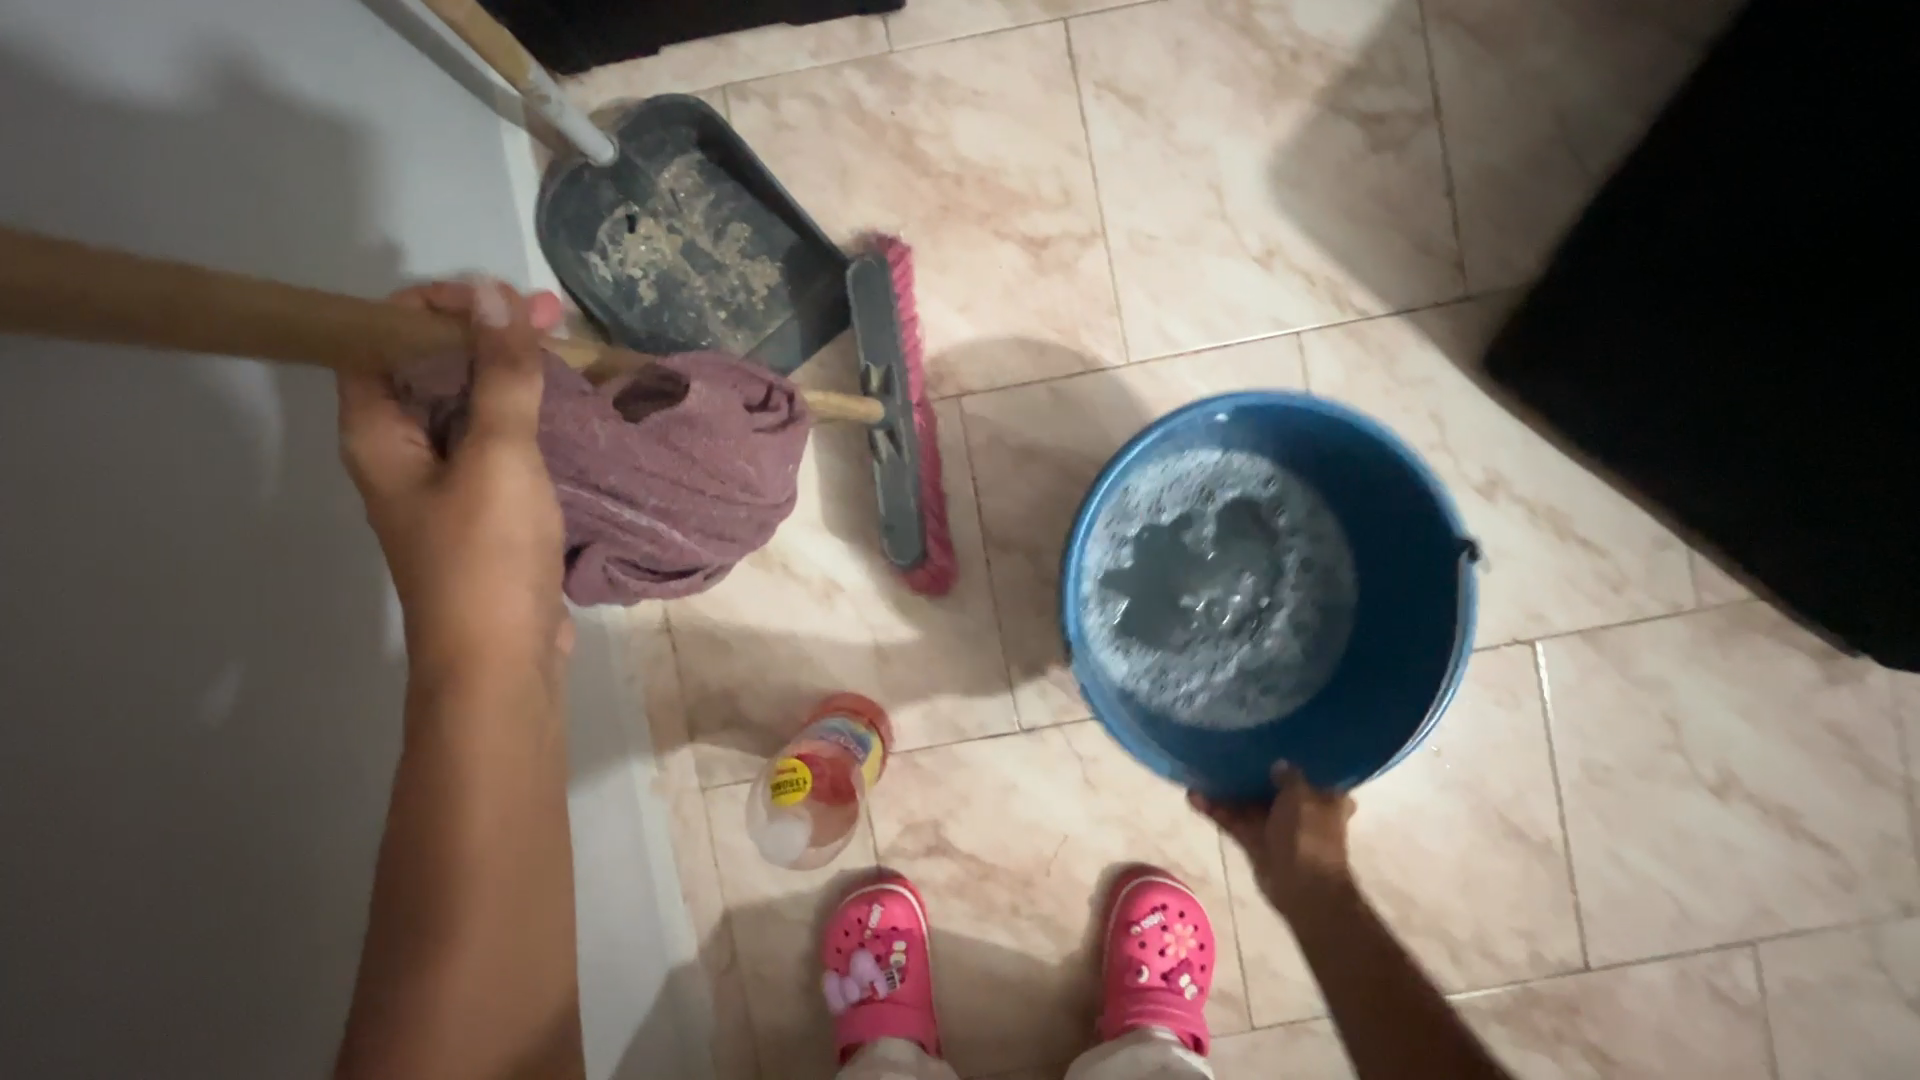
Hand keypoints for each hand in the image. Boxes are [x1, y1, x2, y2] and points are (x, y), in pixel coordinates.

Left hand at [336, 278, 572, 682]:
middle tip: (547, 318)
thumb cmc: (486, 557)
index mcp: (376, 433)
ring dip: (510, 376)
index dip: (429, 308)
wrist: (502, 660)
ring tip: (567, 354)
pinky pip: (498, 445)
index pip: (376, 340)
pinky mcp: (486, 511)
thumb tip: (494, 296)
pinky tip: (569, 412)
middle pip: (427, 370)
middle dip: (483, 336)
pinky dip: (528, 418)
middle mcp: (401, 452)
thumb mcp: (497, 457)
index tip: (497, 302)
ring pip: (469, 408)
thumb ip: (498, 376)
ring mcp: (445, 484)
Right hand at [1191, 763, 1356, 914]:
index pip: (1311, 774)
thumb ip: (1288, 776)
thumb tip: (1278, 763)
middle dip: (1251, 773)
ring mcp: (1277, 828)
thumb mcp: (1302, 795)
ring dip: (1227, 791)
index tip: (1273, 741)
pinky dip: (1217, 811)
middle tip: (1229, 749)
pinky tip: (1194, 796)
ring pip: (1248, 804)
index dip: (1293, 759)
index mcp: (1325, 799)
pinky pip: (1234, 822)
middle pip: (1273, 787)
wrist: (1303, 887)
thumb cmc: (1310, 835)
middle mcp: (1302, 812)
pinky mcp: (1256, 843)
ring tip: (1201, 770)